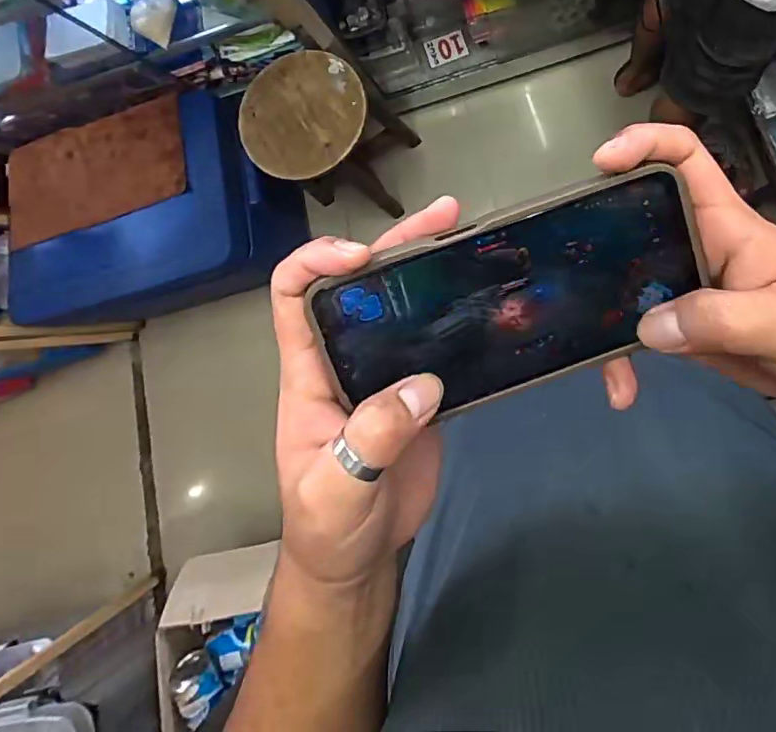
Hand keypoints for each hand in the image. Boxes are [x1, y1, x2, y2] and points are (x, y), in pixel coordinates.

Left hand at [266, 196, 461, 590]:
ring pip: (402, 304)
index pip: (292, 294)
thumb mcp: (333, 492)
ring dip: (430, 267)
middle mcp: (345, 356)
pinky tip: (482, 296)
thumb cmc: (325, 528)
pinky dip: (456, 314)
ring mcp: (384, 371)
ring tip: (466, 235)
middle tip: (443, 216)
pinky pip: (436, 340)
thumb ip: (368, 441)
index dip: (315, 262)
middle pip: (361, 282)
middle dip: (395, 244)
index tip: (358, 255)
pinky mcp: (419, 391)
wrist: (358, 560)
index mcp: (308, 372)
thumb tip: (423, 388)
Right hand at [593, 124, 775, 406]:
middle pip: (632, 215)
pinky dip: (622, 359)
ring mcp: (682, 282)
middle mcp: (694, 242)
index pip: (685, 156)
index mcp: (725, 222)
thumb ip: (725, 319)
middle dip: (595, 233)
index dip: (645, 143)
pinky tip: (622, 390)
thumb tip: (649, 326)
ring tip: (587, 349)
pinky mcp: (677, 322)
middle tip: (563, 263)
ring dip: (599, 312)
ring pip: (623, 280)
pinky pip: (635, 330)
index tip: (603, 160)